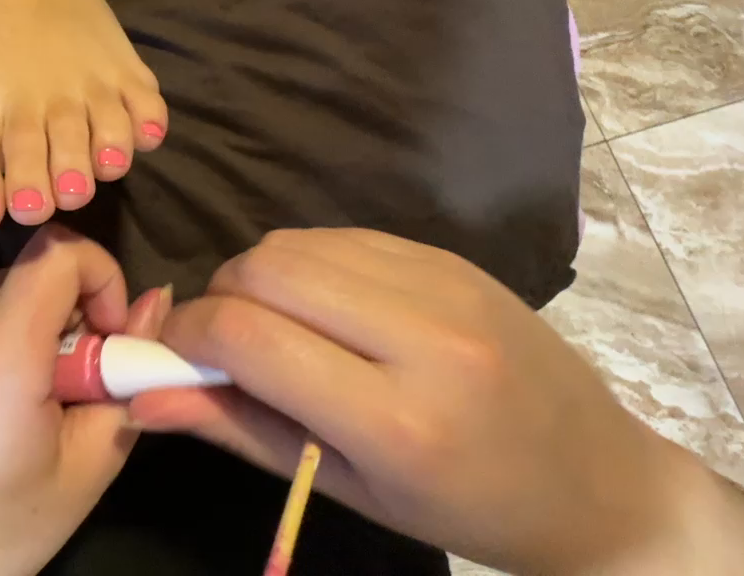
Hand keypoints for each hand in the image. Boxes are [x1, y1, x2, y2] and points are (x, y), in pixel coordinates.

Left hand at [0, 225, 171, 575]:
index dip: (102, 274)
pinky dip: (25, 326)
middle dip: (83, 305)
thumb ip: (127, 380)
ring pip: (20, 281)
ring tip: (57, 390)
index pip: (56, 253)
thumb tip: (157, 303)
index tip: (114, 333)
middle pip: (40, 266)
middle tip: (92, 374)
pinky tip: (25, 388)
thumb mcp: (88, 466)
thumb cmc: (4, 525)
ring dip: (55, 318)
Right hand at [127, 229, 743, 575]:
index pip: (246, 336)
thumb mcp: (340, 486)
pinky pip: (330, 235)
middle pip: (259, 271)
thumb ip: (234, 430)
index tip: (175, 353)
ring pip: (288, 244)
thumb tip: (139, 398)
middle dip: (218, 300)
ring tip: (278, 324)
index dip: (187, 335)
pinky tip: (324, 305)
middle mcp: (422, 338)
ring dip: (255, 278)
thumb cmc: (464, 508)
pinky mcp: (445, 255)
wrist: (605, 485)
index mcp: (399, 421)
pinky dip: (300, 264)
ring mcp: (441, 284)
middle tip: (228, 343)